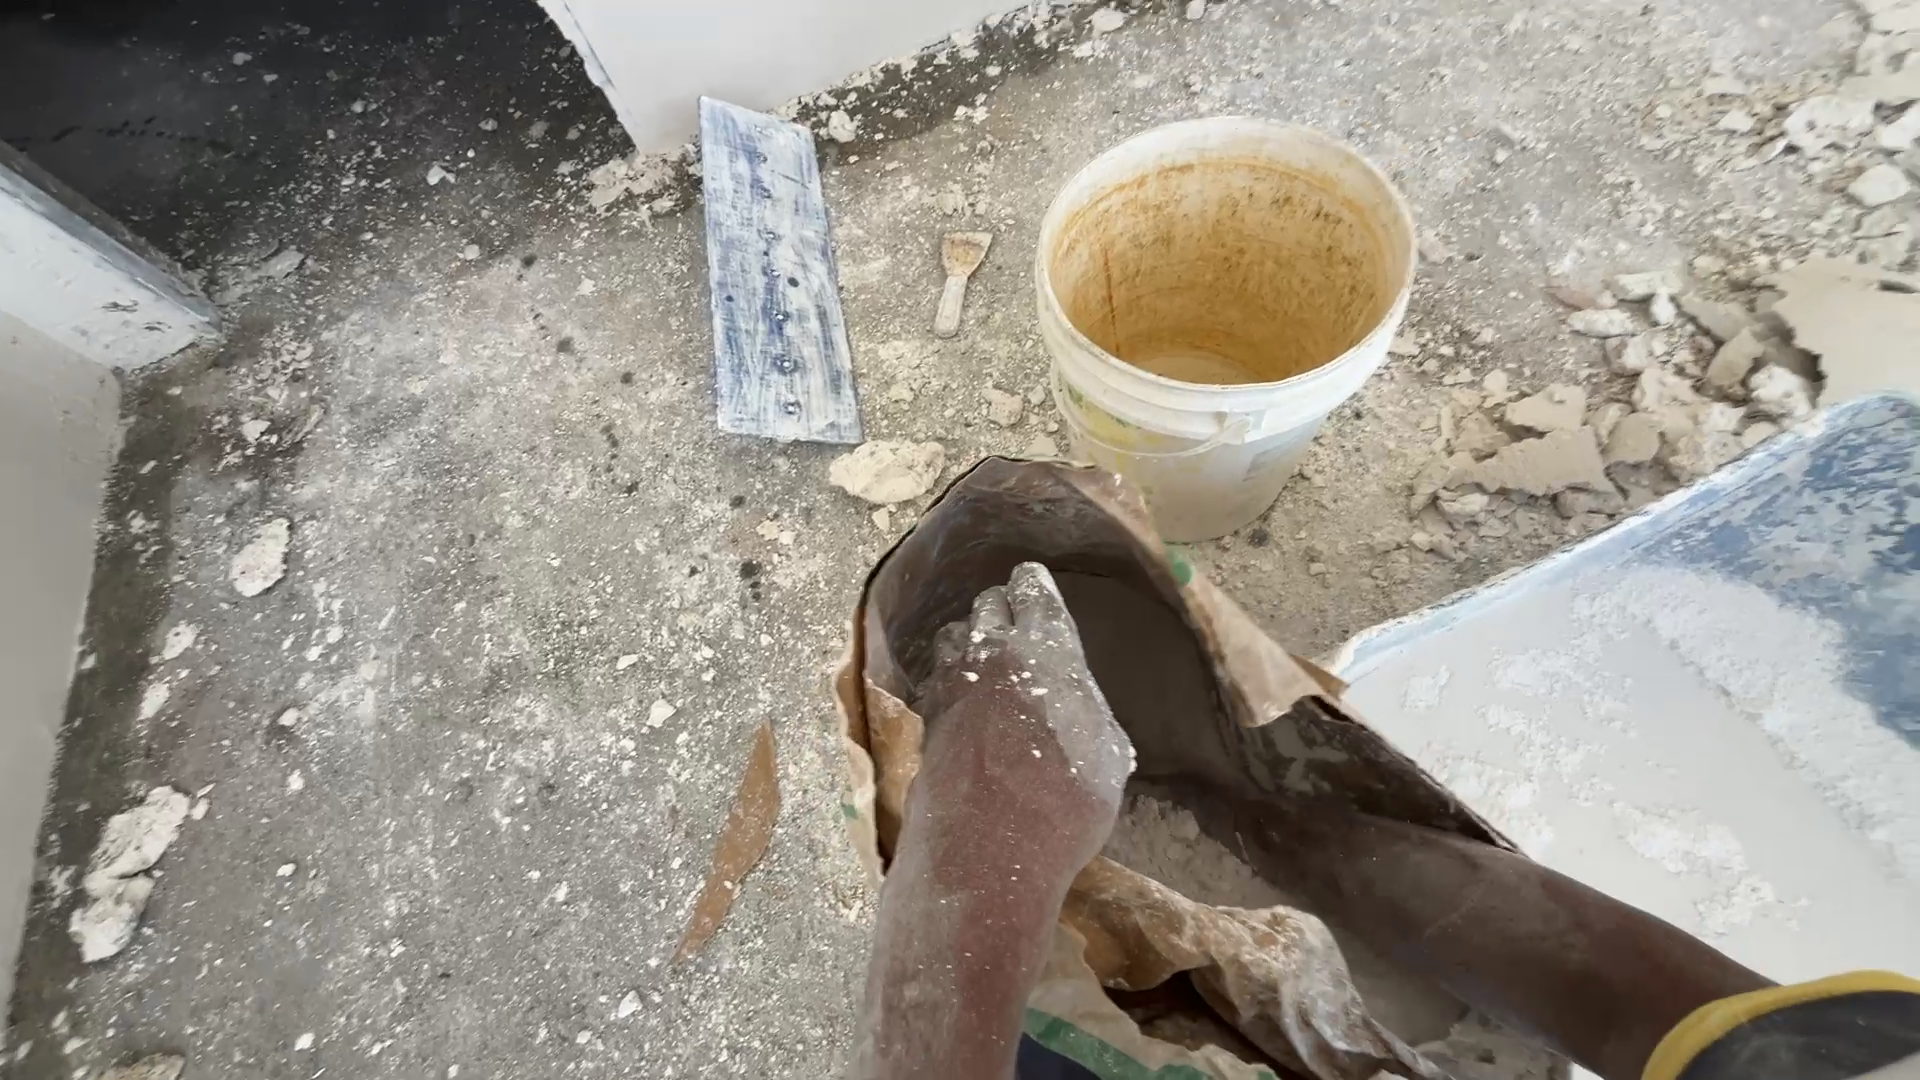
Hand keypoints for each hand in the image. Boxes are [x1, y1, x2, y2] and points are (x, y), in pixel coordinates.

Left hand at [850, 564, 1134, 1079]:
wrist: (987, 848)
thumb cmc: (1066, 801)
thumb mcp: (1108, 755)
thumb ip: (1088, 712)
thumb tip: (1075, 706)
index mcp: (1047, 647)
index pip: (1033, 590)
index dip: (1033, 583)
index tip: (1031, 581)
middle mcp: (994, 650)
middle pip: (989, 603)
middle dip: (1001, 605)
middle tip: (1011, 618)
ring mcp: (954, 680)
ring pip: (954, 633)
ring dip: (970, 636)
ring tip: (983, 655)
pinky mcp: (928, 712)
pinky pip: (938, 674)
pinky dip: (951, 674)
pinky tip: (962, 693)